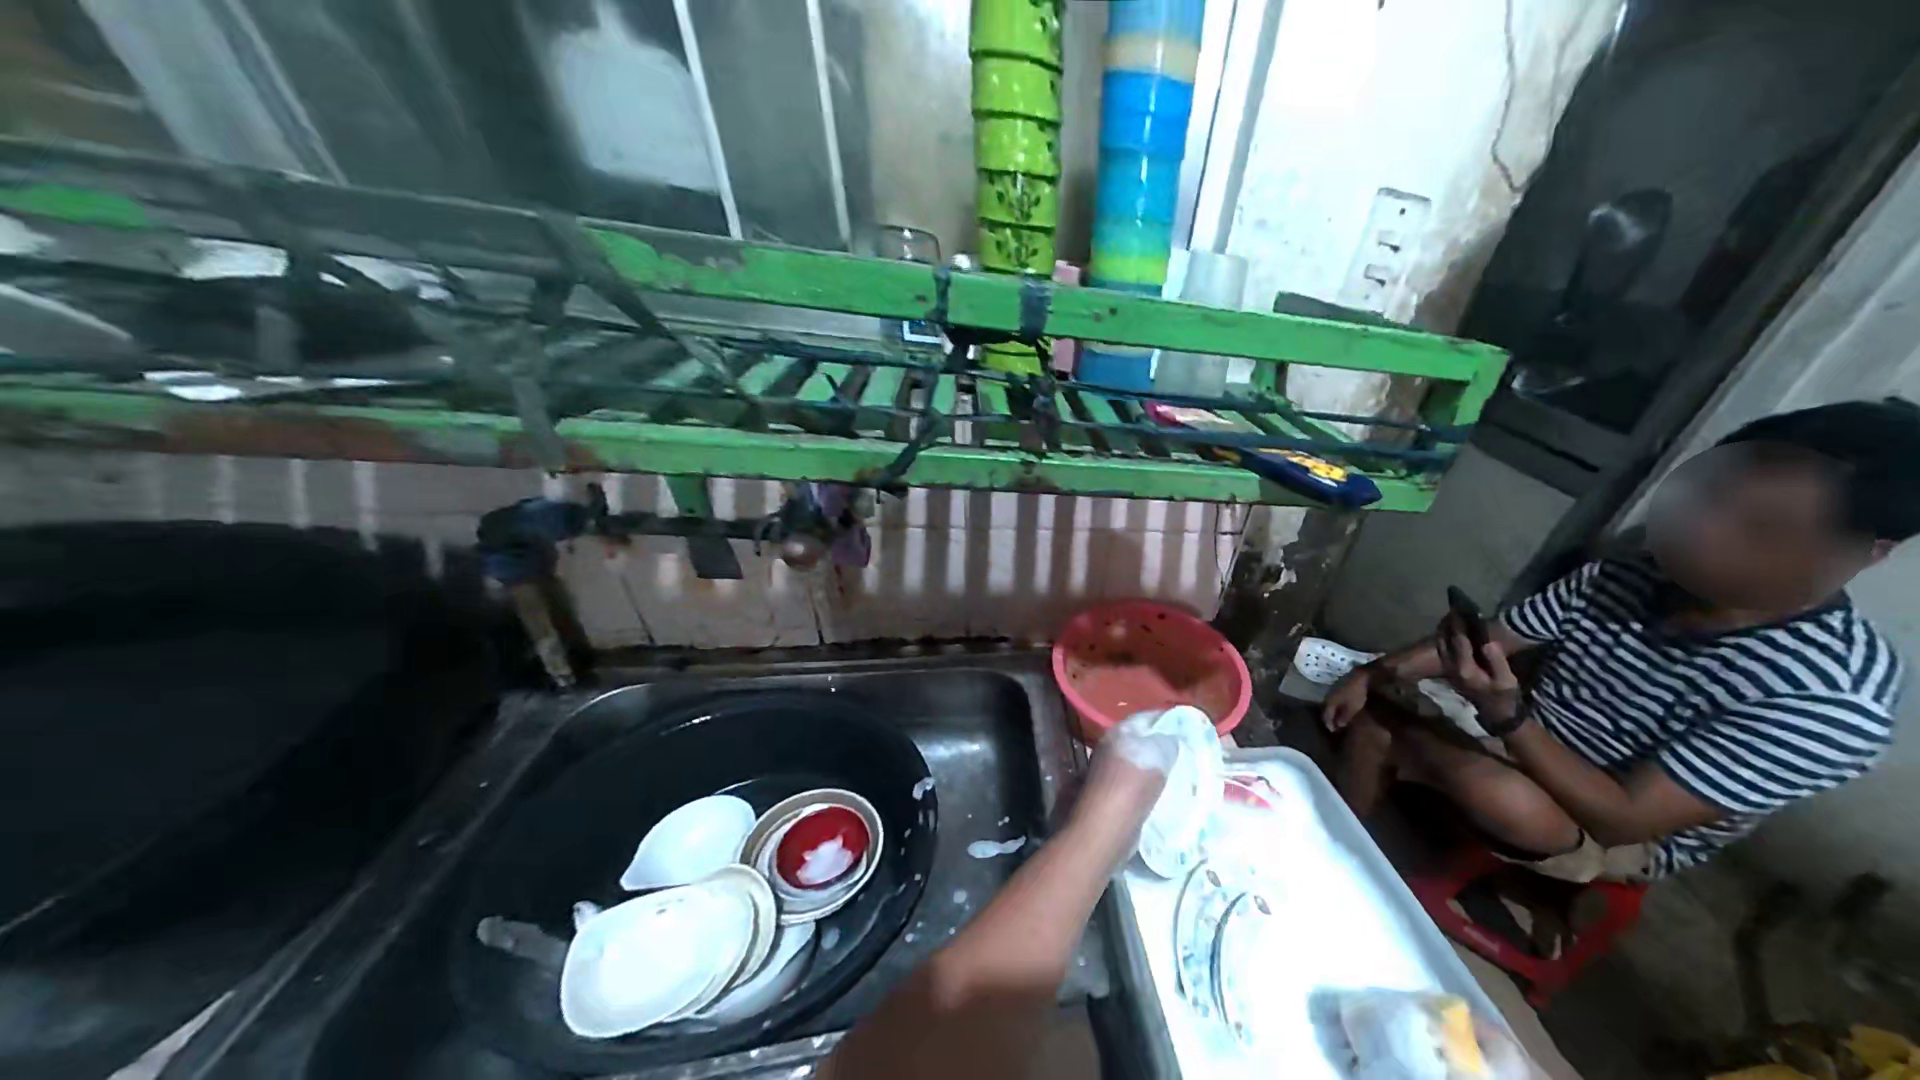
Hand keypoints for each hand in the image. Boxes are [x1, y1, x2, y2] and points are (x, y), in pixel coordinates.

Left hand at [1065, 717, 1175, 868]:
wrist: (1107, 827)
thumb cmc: (1132, 785)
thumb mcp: (1159, 753)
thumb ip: (1168, 740)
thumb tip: (1172, 738)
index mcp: (1118, 732)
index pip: (1146, 717)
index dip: (1167, 719)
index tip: (1188, 727)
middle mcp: (1109, 747)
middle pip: (1141, 739)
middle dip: (1163, 744)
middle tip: (1187, 751)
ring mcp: (1107, 771)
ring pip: (1139, 761)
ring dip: (1157, 766)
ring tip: (1181, 772)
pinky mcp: (1111, 794)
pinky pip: (1136, 782)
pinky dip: (1151, 784)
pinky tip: (1166, 791)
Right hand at [1322, 664, 1375, 730]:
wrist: (1358, 676)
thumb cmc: (1355, 693)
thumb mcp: (1353, 708)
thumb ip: (1345, 717)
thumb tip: (1339, 725)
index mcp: (1330, 703)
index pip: (1326, 716)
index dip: (1329, 725)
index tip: (1333, 732)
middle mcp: (1328, 698)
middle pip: (1327, 711)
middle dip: (1331, 720)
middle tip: (1337, 727)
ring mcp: (1332, 693)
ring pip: (1331, 706)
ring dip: (1334, 714)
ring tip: (1340, 720)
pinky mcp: (1337, 690)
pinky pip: (1335, 702)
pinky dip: (1337, 708)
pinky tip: (1343, 710)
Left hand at [1436, 613, 1521, 727]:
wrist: (1495, 711)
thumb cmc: (1504, 695)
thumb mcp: (1507, 681)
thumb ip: (1497, 662)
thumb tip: (1487, 643)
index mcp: (1465, 669)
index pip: (1459, 642)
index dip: (1458, 626)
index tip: (1459, 611)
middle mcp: (1451, 667)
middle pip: (1444, 640)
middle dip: (1448, 625)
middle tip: (1453, 609)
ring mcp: (1448, 668)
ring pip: (1440, 644)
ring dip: (1444, 629)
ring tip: (1450, 615)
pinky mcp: (1449, 669)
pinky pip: (1442, 648)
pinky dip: (1444, 637)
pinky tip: (1450, 629)